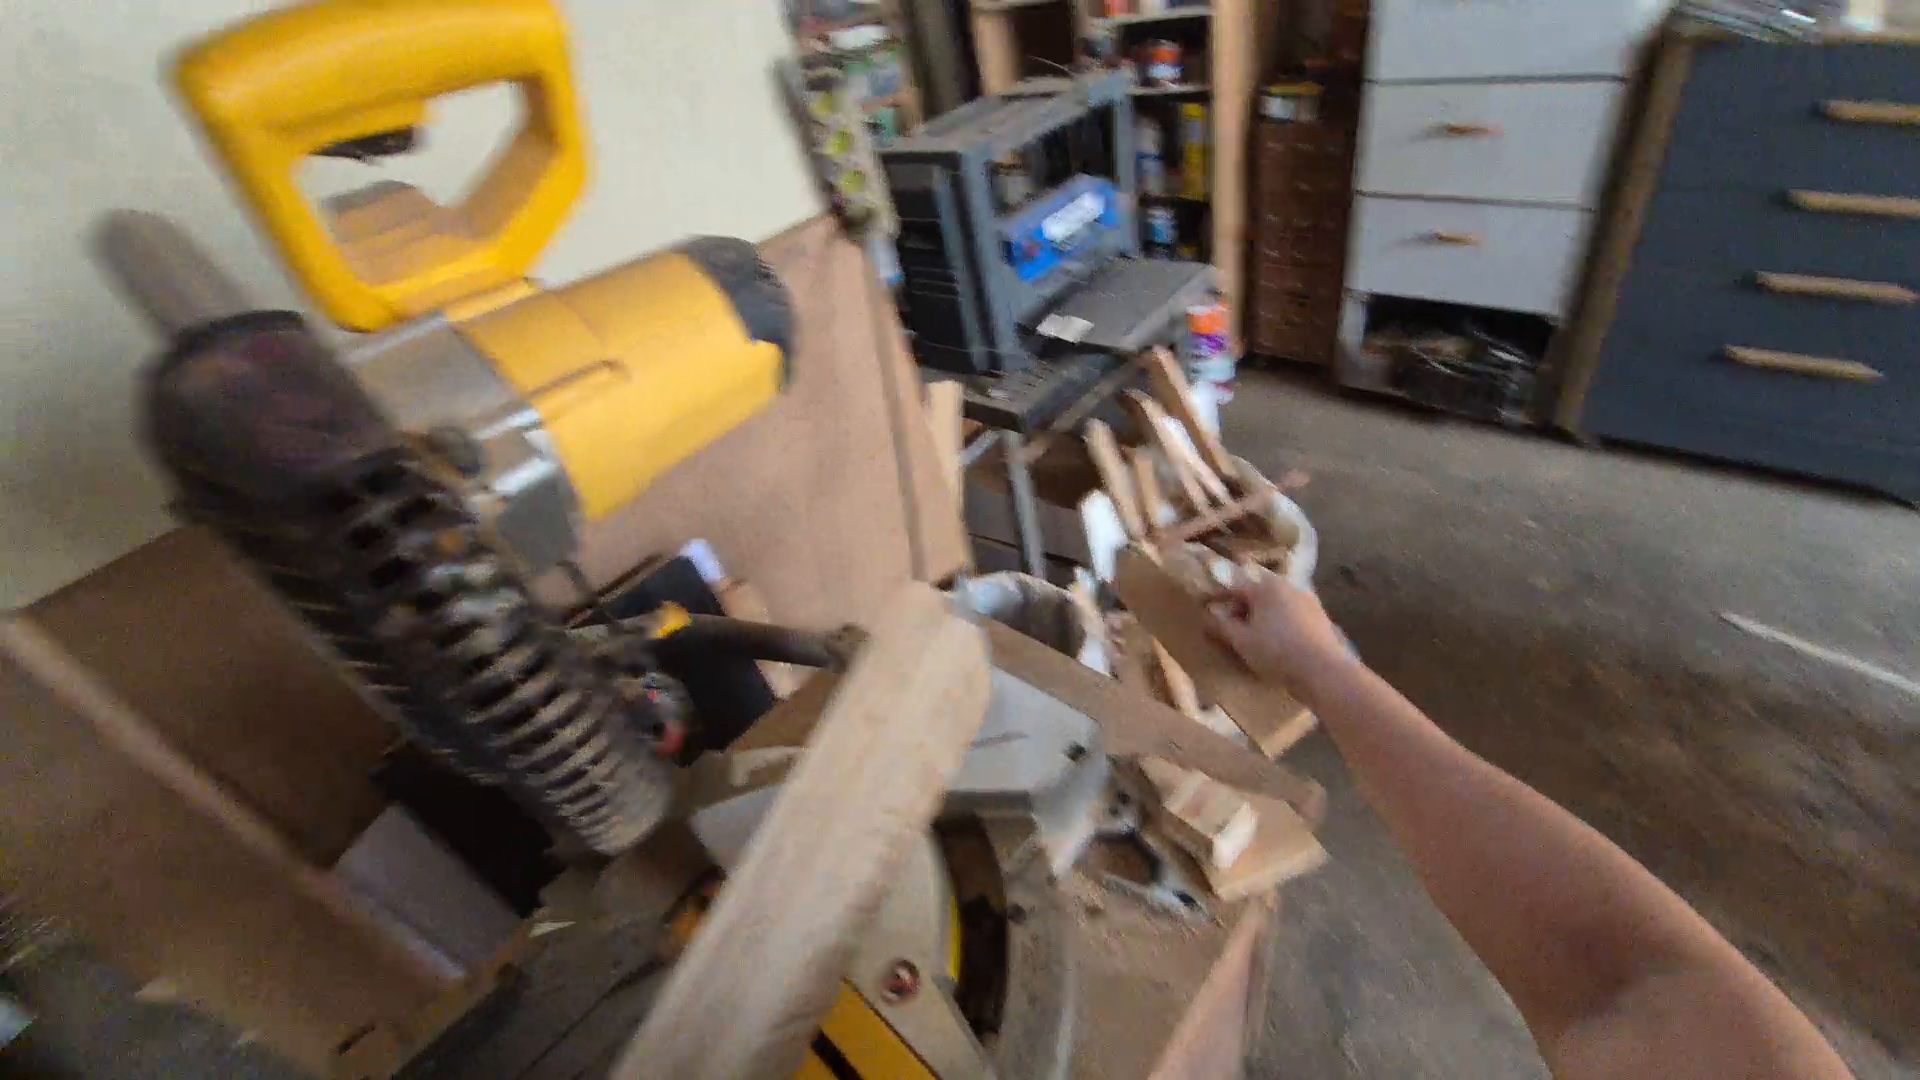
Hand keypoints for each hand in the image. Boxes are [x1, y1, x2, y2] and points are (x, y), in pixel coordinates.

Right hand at [1206, 570, 1351, 693]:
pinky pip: (1291, 617)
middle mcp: (1289, 588)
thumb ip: (1222, 626)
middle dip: (1242, 609)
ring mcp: (1308, 602)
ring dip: (1261, 618)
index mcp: (1266, 587)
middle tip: (1230, 628)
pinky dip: (1279, 625)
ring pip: (1276, 606)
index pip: (1235, 587)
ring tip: (1253, 638)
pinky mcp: (1321, 619)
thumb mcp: (1241, 641)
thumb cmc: (1276, 651)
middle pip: (1257, 595)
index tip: (1206, 606)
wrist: (1324, 672)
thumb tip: (1208, 617)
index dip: (1218, 597)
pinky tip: (1277, 644)